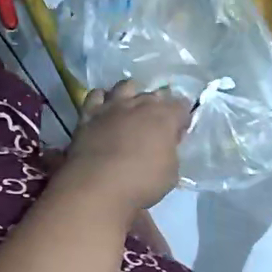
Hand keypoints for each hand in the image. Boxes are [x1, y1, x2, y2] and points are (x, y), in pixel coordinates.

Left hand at [51, 80, 189, 218]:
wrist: (98, 185)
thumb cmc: (142, 183)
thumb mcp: (171, 173)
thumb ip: (171, 153)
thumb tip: (165, 147)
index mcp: (165, 117)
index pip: (182, 106)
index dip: (182, 118)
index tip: (179, 133)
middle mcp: (140, 104)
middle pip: (155, 94)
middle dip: (160, 106)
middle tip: (157, 124)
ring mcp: (113, 106)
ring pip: (126, 86)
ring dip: (133, 94)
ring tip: (132, 109)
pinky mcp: (89, 113)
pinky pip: (96, 95)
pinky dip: (103, 99)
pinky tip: (106, 110)